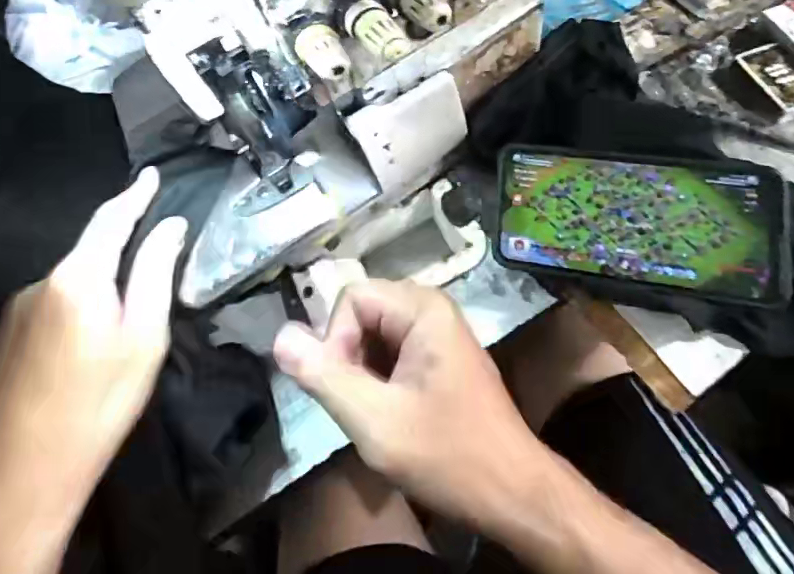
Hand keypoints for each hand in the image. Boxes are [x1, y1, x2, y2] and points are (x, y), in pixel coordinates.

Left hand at [0, 168, 186, 573]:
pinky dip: (76, 303)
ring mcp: (16, 309)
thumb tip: (171, 224)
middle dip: (120, 238)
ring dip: (98, 278)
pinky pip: (51, 301)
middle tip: (153, 240)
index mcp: (77, 275)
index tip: (153, 173)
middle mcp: (41, 280)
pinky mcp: (4, 336)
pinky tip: (85, 342)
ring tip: (122, 312)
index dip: (136, 194)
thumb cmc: (98, 406)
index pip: (112, 218)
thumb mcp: (144, 338)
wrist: (19, 482)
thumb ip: (156, 272)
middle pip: (90, 246)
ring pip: (70, 277)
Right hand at [272, 280, 545, 527]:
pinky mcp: (439, 352)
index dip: (335, 340)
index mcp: (422, 308)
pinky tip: (390, 410)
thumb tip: (278, 336)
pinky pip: (392, 346)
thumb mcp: (376, 422)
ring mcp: (438, 328)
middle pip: (361, 311)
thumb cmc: (449, 455)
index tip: (345, 390)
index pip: (351, 298)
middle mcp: (431, 306)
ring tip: (375, 411)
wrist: (514, 494)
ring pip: (373, 331)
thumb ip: (323, 376)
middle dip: (348, 356)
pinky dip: (379, 375)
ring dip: (362, 369)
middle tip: (358, 405)